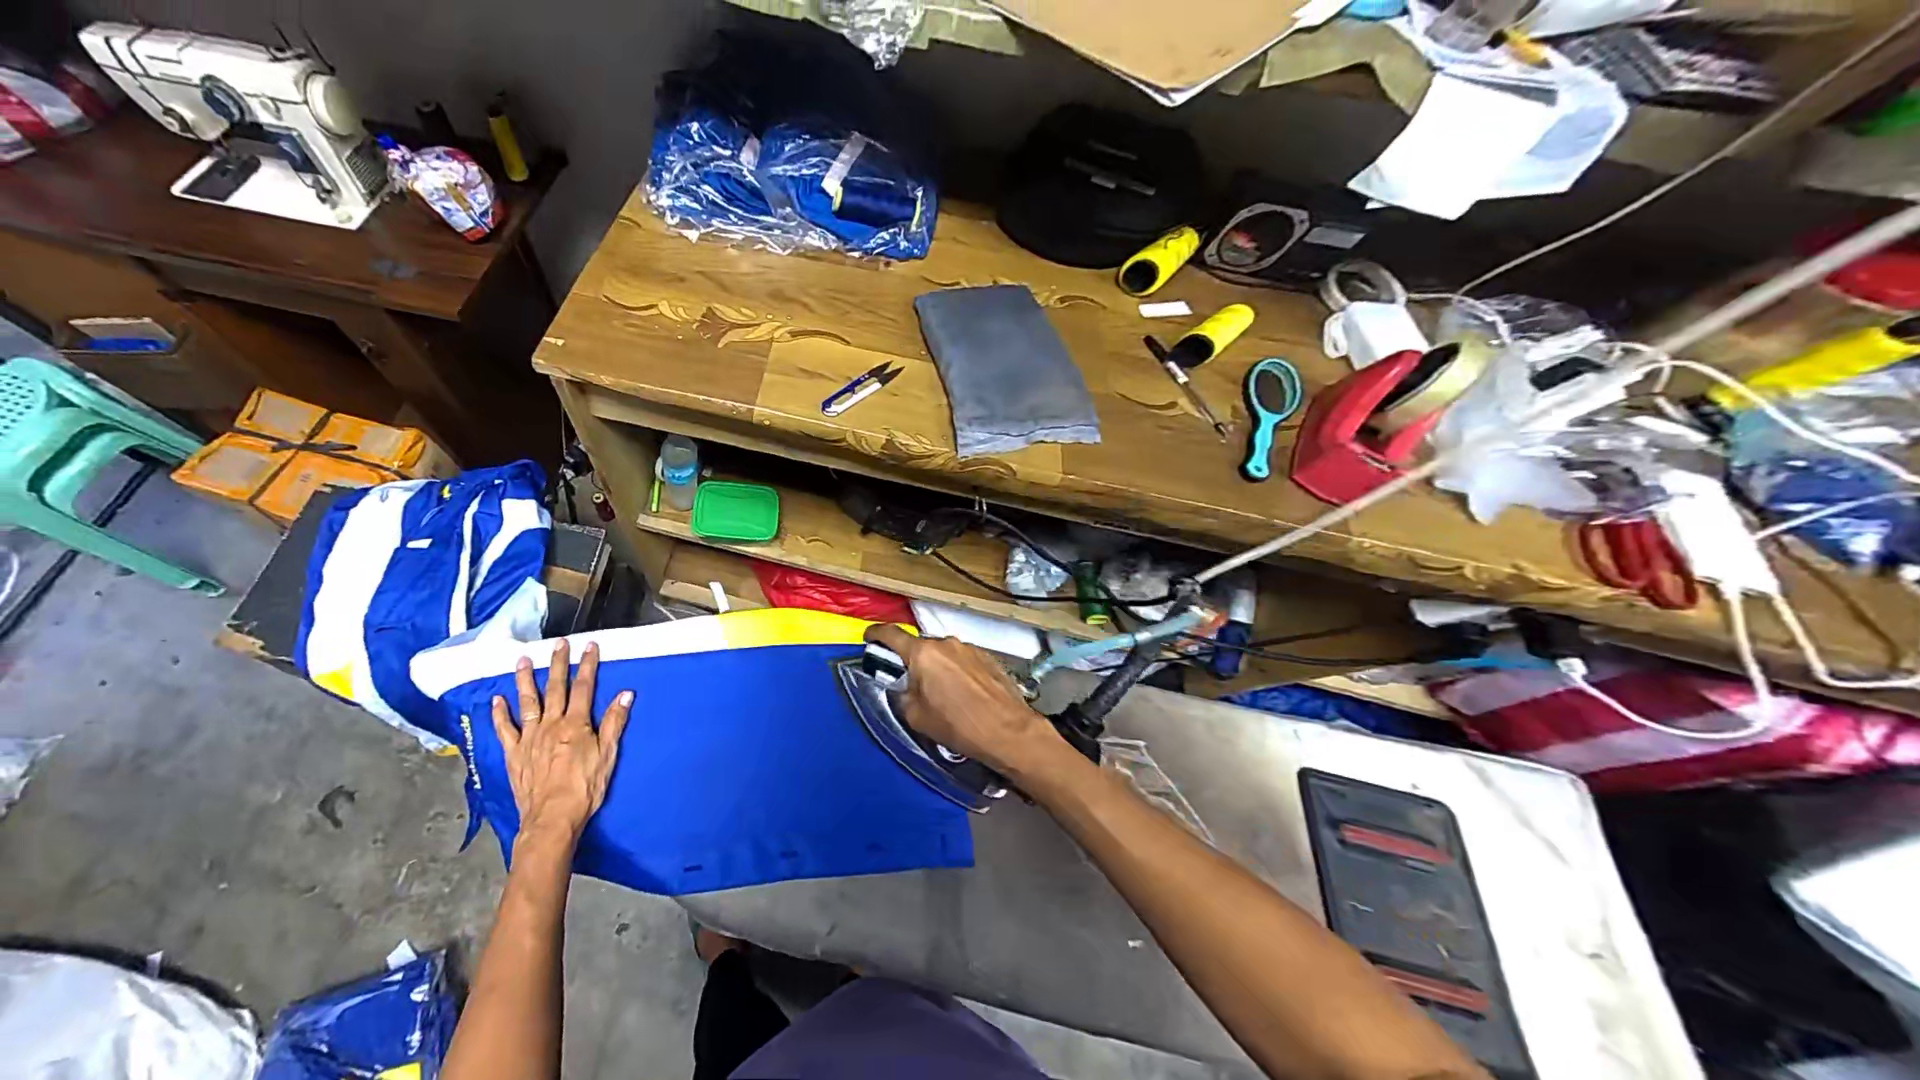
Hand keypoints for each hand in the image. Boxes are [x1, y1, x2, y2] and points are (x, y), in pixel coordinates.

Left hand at [492, 639, 632, 846]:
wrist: (552, 817)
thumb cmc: (586, 787)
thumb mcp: (608, 754)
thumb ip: (614, 722)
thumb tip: (625, 694)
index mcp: (575, 724)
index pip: (583, 687)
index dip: (587, 665)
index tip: (589, 645)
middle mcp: (550, 725)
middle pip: (555, 689)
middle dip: (557, 664)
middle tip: (558, 643)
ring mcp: (529, 738)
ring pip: (527, 703)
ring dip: (525, 680)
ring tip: (522, 660)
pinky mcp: (514, 754)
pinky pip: (505, 730)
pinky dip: (500, 714)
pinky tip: (497, 700)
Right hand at [863, 624, 1063, 778]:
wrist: (1006, 730)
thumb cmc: (957, 725)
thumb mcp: (916, 716)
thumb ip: (903, 695)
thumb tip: (905, 687)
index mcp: (923, 653)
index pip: (891, 634)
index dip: (876, 634)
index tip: (869, 638)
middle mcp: (947, 643)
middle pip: (921, 647)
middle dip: (913, 662)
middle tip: (912, 685)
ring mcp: (970, 648)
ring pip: (944, 654)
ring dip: (939, 668)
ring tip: (944, 695)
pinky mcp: (989, 658)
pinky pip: (964, 661)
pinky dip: (958, 673)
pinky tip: (964, 695)